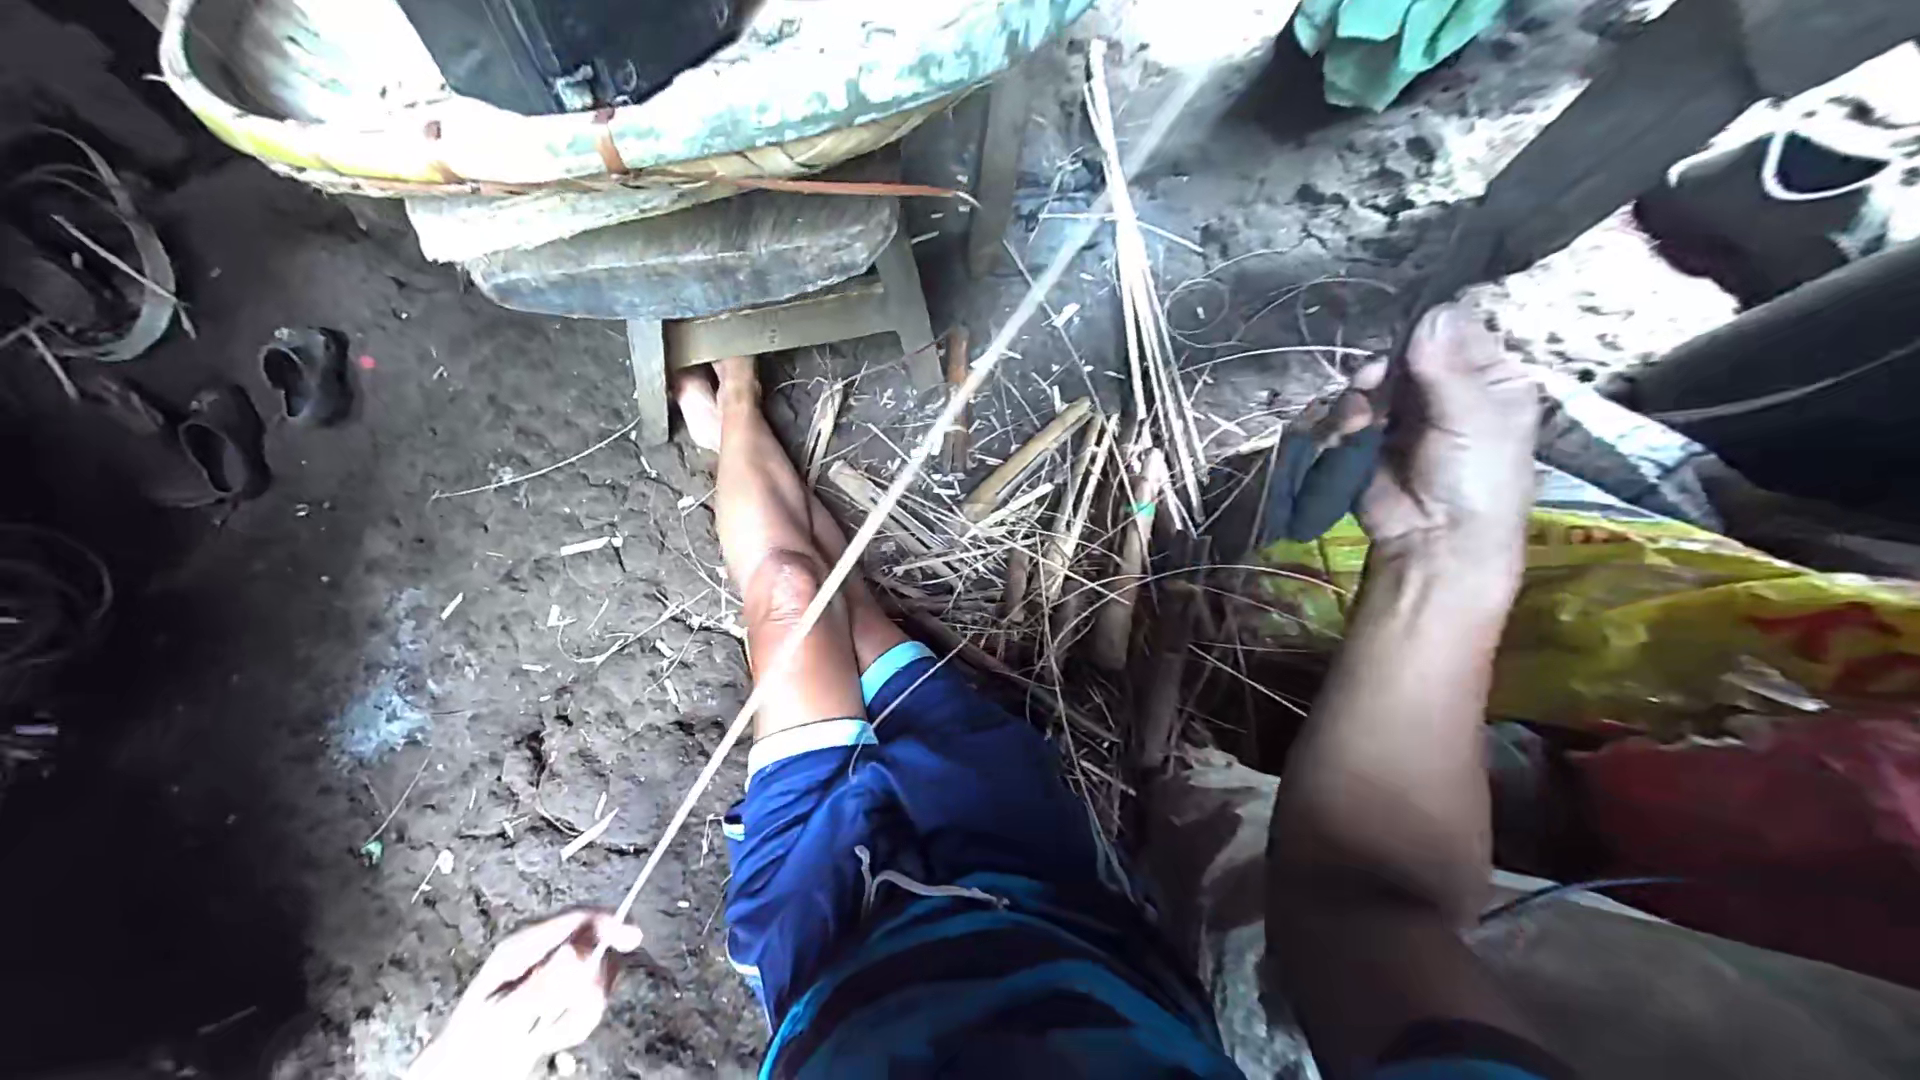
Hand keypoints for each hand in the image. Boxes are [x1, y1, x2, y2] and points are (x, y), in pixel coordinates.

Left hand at [407, 910, 643, 1079]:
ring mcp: (552, 973)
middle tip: (577, 1016)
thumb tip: (577, 952)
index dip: (610, 923)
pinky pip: (589, 997)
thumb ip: (541, 987)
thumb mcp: (502, 1020)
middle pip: (595, 944)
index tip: (635, 939)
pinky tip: (554, 1038)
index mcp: (523, 945)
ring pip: (597, 973)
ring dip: (584, 1008)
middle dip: (593, 982)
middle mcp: (542, 952)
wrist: (456, 1079)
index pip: (579, 918)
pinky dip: (579, 1020)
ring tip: (553, 1038)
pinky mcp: (559, 995)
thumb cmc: (470, 1051)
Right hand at [1339, 303, 1537, 564]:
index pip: (1452, 332)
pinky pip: (1344, 412)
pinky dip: (1341, 421)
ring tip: (1359, 422)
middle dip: (1382, 369)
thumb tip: (1431, 311)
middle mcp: (1442, 388)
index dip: (1423, 334)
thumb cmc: (1475, 480)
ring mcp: (1400, 413)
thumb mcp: (1475, 420)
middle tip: (1373, 385)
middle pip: (1401, 354)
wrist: (1432, 540)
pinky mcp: (1365, 436)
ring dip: (1358, 398)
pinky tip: (1348, 436)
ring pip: (1367, 382)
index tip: (1403, 348)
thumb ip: (1448, 368)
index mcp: (1487, 377)